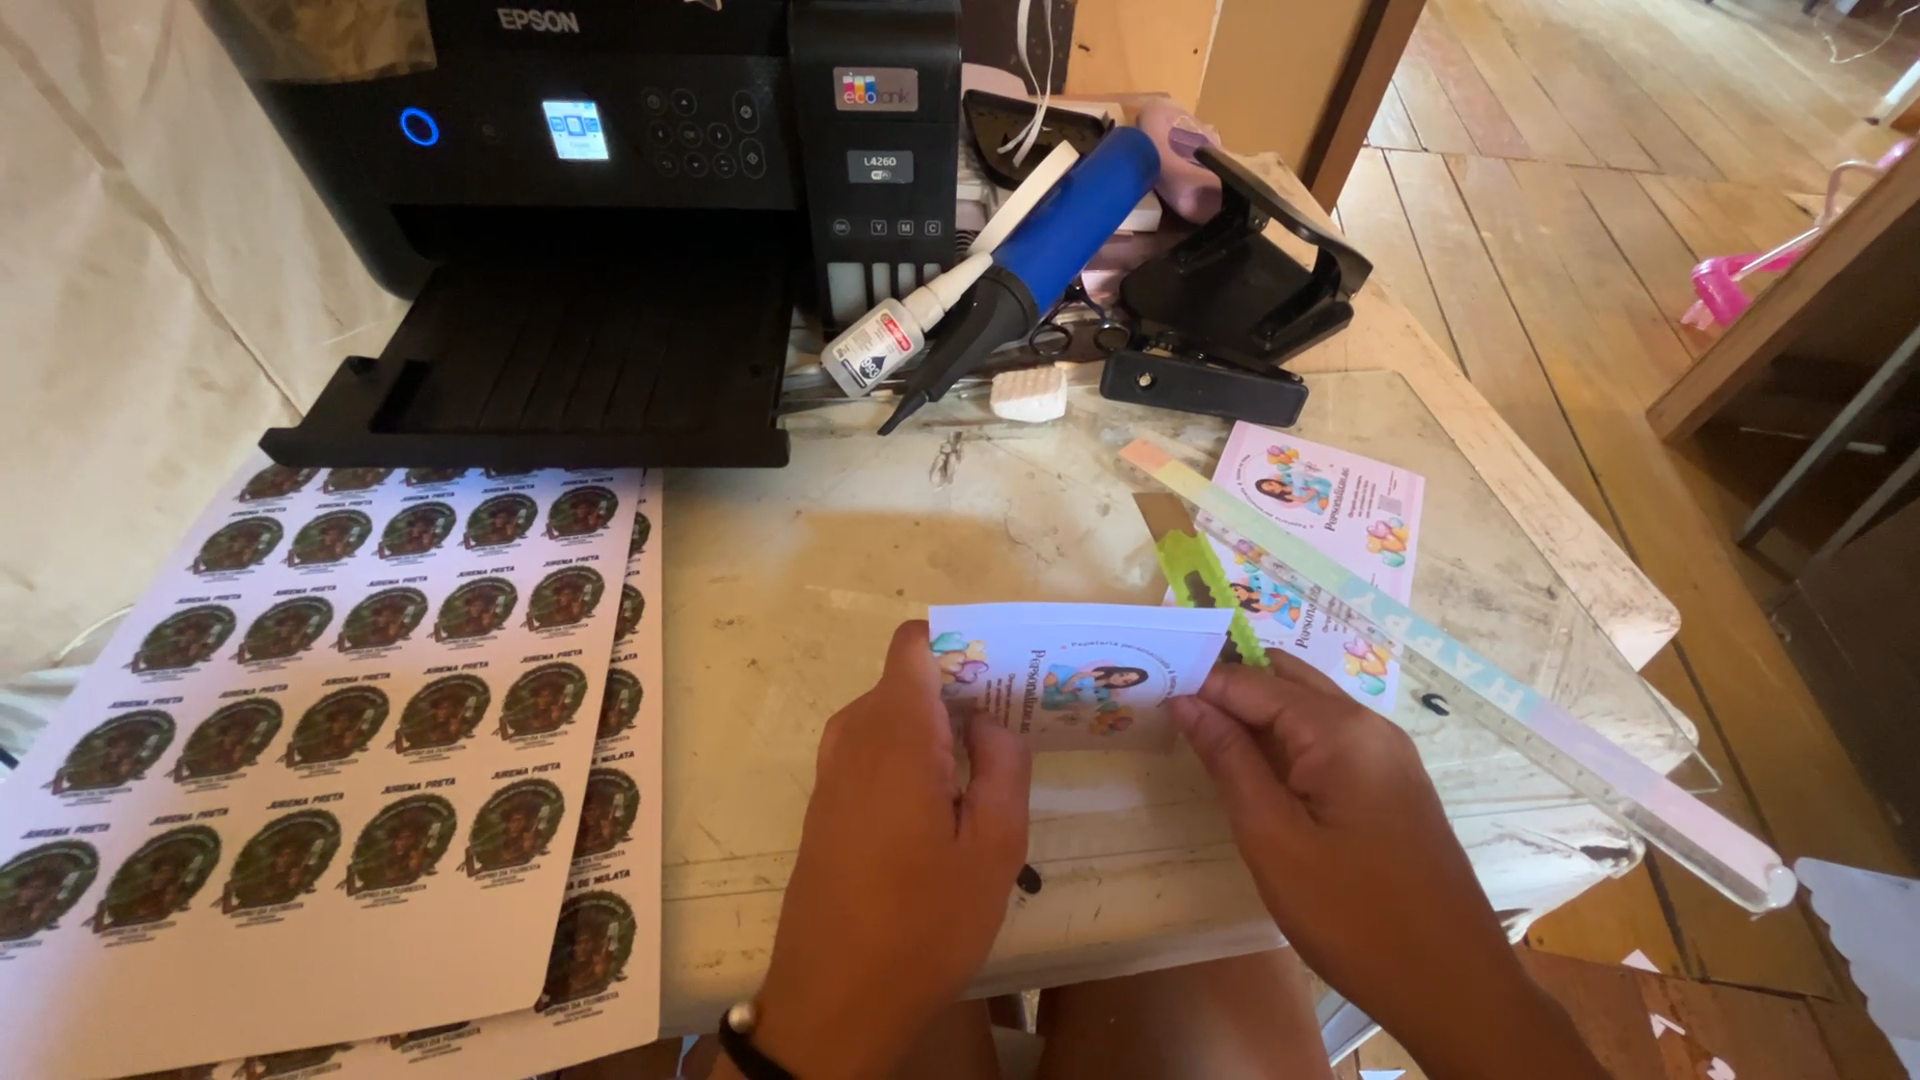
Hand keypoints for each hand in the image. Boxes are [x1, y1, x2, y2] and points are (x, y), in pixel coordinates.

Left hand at [737, 621, 1032, 1078]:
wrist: (832, 1001)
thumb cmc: (922, 923)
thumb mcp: (994, 847)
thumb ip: (1004, 764)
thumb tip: (990, 720)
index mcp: (895, 731)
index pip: (916, 642)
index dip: (961, 644)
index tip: (1004, 674)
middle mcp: (855, 735)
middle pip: (910, 678)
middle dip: (962, 690)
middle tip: (1014, 729)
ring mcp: (833, 768)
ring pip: (894, 714)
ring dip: (939, 728)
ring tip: (987, 769)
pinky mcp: (828, 800)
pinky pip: (874, 748)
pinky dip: (912, 754)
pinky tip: (945, 803)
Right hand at [1169, 651, 1606, 1079]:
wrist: (1455, 989)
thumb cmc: (1351, 914)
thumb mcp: (1271, 835)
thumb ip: (1227, 758)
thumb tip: (1185, 700)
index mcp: (1341, 731)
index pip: (1253, 680)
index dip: (1200, 682)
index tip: (1152, 690)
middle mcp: (1369, 726)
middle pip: (1284, 677)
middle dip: (1227, 684)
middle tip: (1174, 705)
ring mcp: (1386, 753)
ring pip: (1305, 705)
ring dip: (1254, 710)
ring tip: (1202, 733)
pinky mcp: (1389, 782)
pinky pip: (1325, 736)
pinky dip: (1282, 736)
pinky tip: (1252, 764)